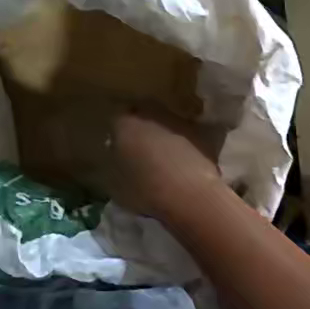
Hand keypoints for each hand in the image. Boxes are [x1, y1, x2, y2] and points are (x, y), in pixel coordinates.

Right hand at [39, 105, 225, 221]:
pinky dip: (180, 141)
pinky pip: (183, 132)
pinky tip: (179, 158)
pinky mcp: (200, 133)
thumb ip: (110, 165)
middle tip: (135, 141)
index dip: (114, 127)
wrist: (191, 197)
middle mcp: (149, 114)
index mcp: (123, 123)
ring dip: (159, 130)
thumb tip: (110, 157)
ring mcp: (176, 121)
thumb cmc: (145, 190)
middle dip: (137, 124)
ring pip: (162, 120)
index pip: (114, 116)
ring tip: (158, 150)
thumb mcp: (114, 184)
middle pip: (140, 112)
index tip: (114, 138)